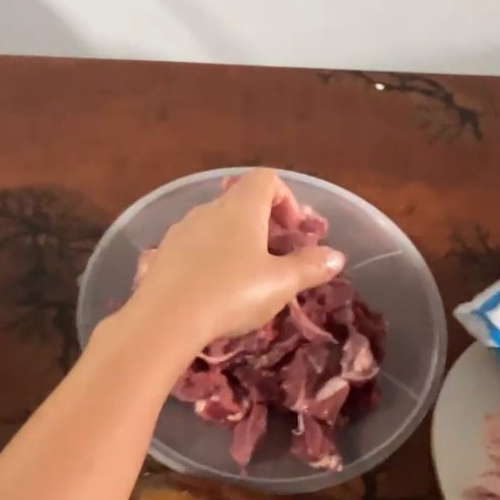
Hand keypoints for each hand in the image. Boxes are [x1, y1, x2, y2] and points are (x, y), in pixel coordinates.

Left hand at [126, 169, 344, 351]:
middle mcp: (209, 209)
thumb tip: (337, 256)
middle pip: (241, 202)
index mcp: (241, 206)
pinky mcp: (162, 254)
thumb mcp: (280, 283)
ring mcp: (181, 230)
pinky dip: (209, 260)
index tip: (294, 233)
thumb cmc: (231, 293)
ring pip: (216, 226)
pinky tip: (213, 292)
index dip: (286, 199)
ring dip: (235, 244)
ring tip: (245, 279)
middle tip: (276, 260)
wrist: (165, 320)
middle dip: (263, 226)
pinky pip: (194, 248)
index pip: (267, 179)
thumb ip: (310, 266)